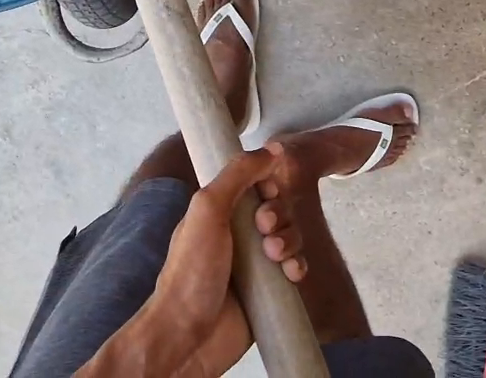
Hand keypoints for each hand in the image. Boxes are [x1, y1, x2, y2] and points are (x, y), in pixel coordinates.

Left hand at [147, 148, 279, 375]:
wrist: (187, 337)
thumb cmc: (192, 269)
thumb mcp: (208, 208)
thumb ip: (238, 174)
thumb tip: (272, 148)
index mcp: (219, 209)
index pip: (255, 182)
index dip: (266, 183)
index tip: (266, 192)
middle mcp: (238, 232)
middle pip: (276, 207)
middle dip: (278, 214)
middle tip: (264, 229)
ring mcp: (254, 262)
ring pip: (289, 235)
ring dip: (289, 239)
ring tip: (273, 256)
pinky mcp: (269, 290)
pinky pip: (295, 267)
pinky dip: (297, 266)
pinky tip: (290, 274)